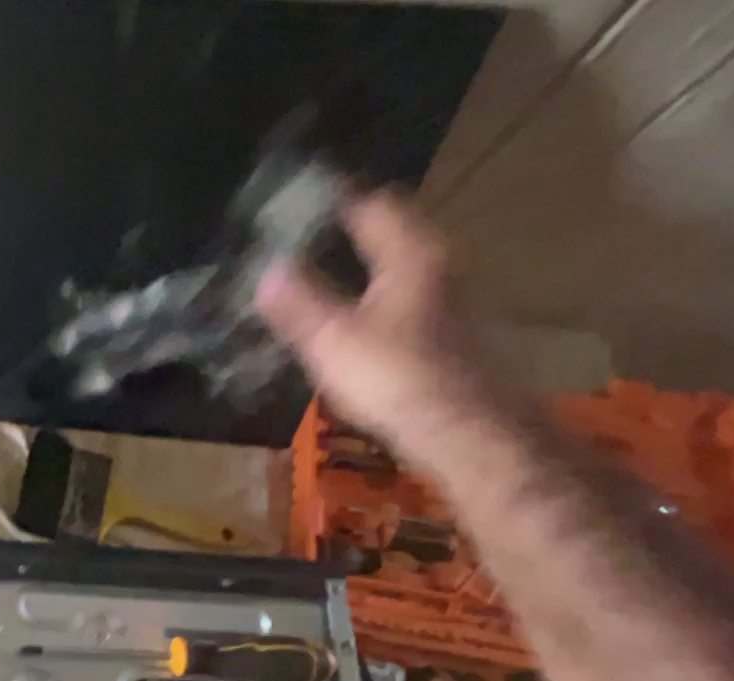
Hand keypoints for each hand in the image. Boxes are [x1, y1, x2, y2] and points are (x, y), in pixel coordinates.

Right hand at [255, 191, 499, 444]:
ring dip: (369, 272)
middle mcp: (443, 270)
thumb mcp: (331, 340)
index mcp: (413, 257)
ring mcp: (456, 306)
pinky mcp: (455, 341)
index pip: (375, 206)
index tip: (307, 193)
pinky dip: (380, 304)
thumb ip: (298, 303)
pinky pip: (409, 306)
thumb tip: (266, 269)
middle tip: (309, 235)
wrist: (468, 434)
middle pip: (395, 238)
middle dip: (353, 235)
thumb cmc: (396, 379)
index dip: (340, 197)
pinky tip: (359, 327)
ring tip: (326, 278)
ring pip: (404, 273)